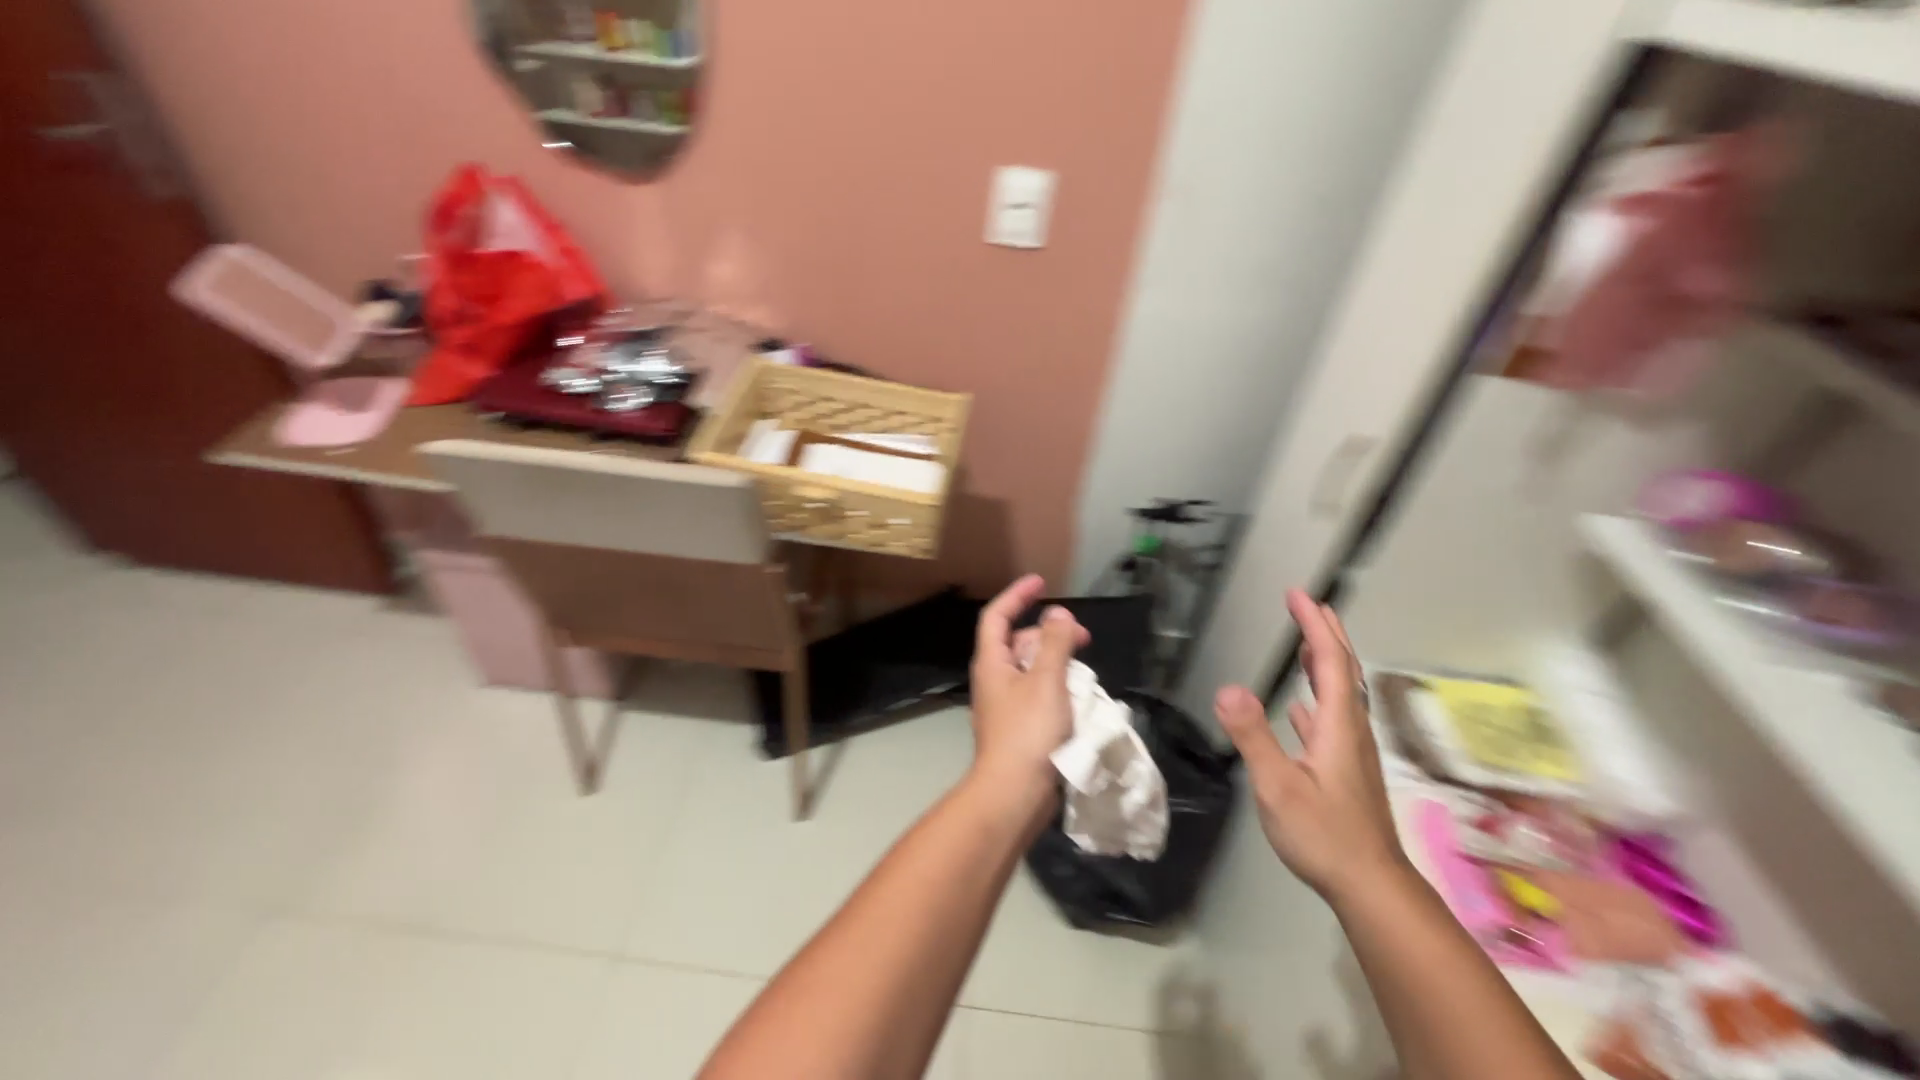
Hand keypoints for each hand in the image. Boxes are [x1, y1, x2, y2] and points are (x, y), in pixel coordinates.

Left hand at [967, 574, 1088, 800]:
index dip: (1017, 595)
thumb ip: (1054, 643)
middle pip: (1017, 643)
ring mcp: (1005, 707)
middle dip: (1048, 632)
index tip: (1042, 582)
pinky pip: (1038, 695)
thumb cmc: (1028, 732)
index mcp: (992, 663)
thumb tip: (1057, 614)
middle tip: (1082, 637)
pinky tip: (1078, 699)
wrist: (1014, 794)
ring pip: (1031, 670)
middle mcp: (994, 681)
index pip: (997, 616)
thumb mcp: (1046, 680)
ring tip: (1084, 670)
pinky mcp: (1019, 729)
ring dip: (1056, 661)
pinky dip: (1057, 687)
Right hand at [1214, 590, 1407, 903]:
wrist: (1370, 884)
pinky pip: (1332, 721)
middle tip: (1309, 604)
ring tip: (1309, 643)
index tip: (1297, 595)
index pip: (1330, 661)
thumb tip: (1227, 688)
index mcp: (1338, 726)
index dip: (1314, 625)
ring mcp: (1351, 752)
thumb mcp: (1278, 786)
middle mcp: (1350, 731)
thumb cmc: (1324, 835)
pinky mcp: (1346, 771)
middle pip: (1344, 671)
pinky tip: (1303, 710)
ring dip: (1326, 663)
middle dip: (1327, 634)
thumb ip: (1253, 736)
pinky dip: (1318, 701)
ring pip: (1341, 695)